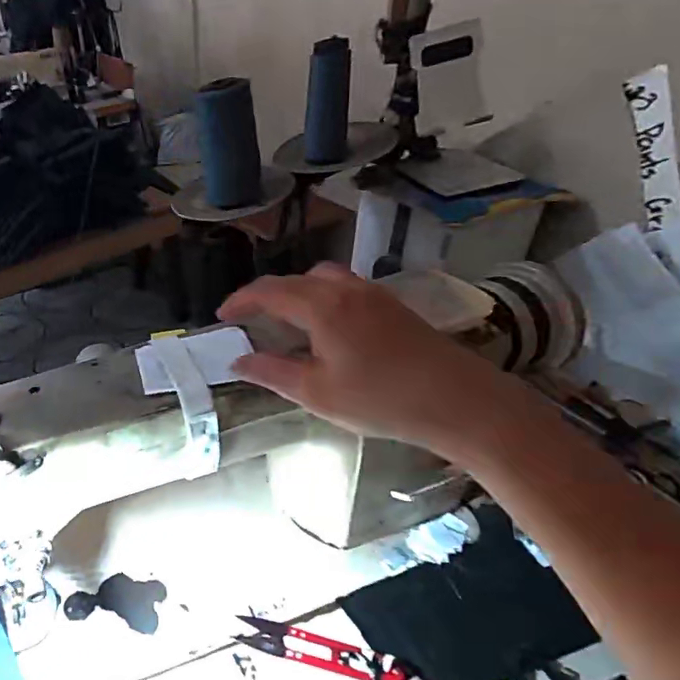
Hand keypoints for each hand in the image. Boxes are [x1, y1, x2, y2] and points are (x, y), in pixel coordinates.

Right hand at [218, 264, 534, 461]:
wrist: (458, 400)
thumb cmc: (381, 399)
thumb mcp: (317, 393)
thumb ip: (272, 373)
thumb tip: (238, 362)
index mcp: (322, 305)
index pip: (269, 291)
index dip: (241, 301)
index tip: (222, 317)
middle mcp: (346, 289)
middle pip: (295, 280)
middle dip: (266, 296)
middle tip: (249, 321)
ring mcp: (374, 294)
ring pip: (323, 279)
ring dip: (296, 293)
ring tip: (285, 322)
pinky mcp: (393, 305)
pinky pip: (345, 288)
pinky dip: (321, 298)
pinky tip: (326, 329)